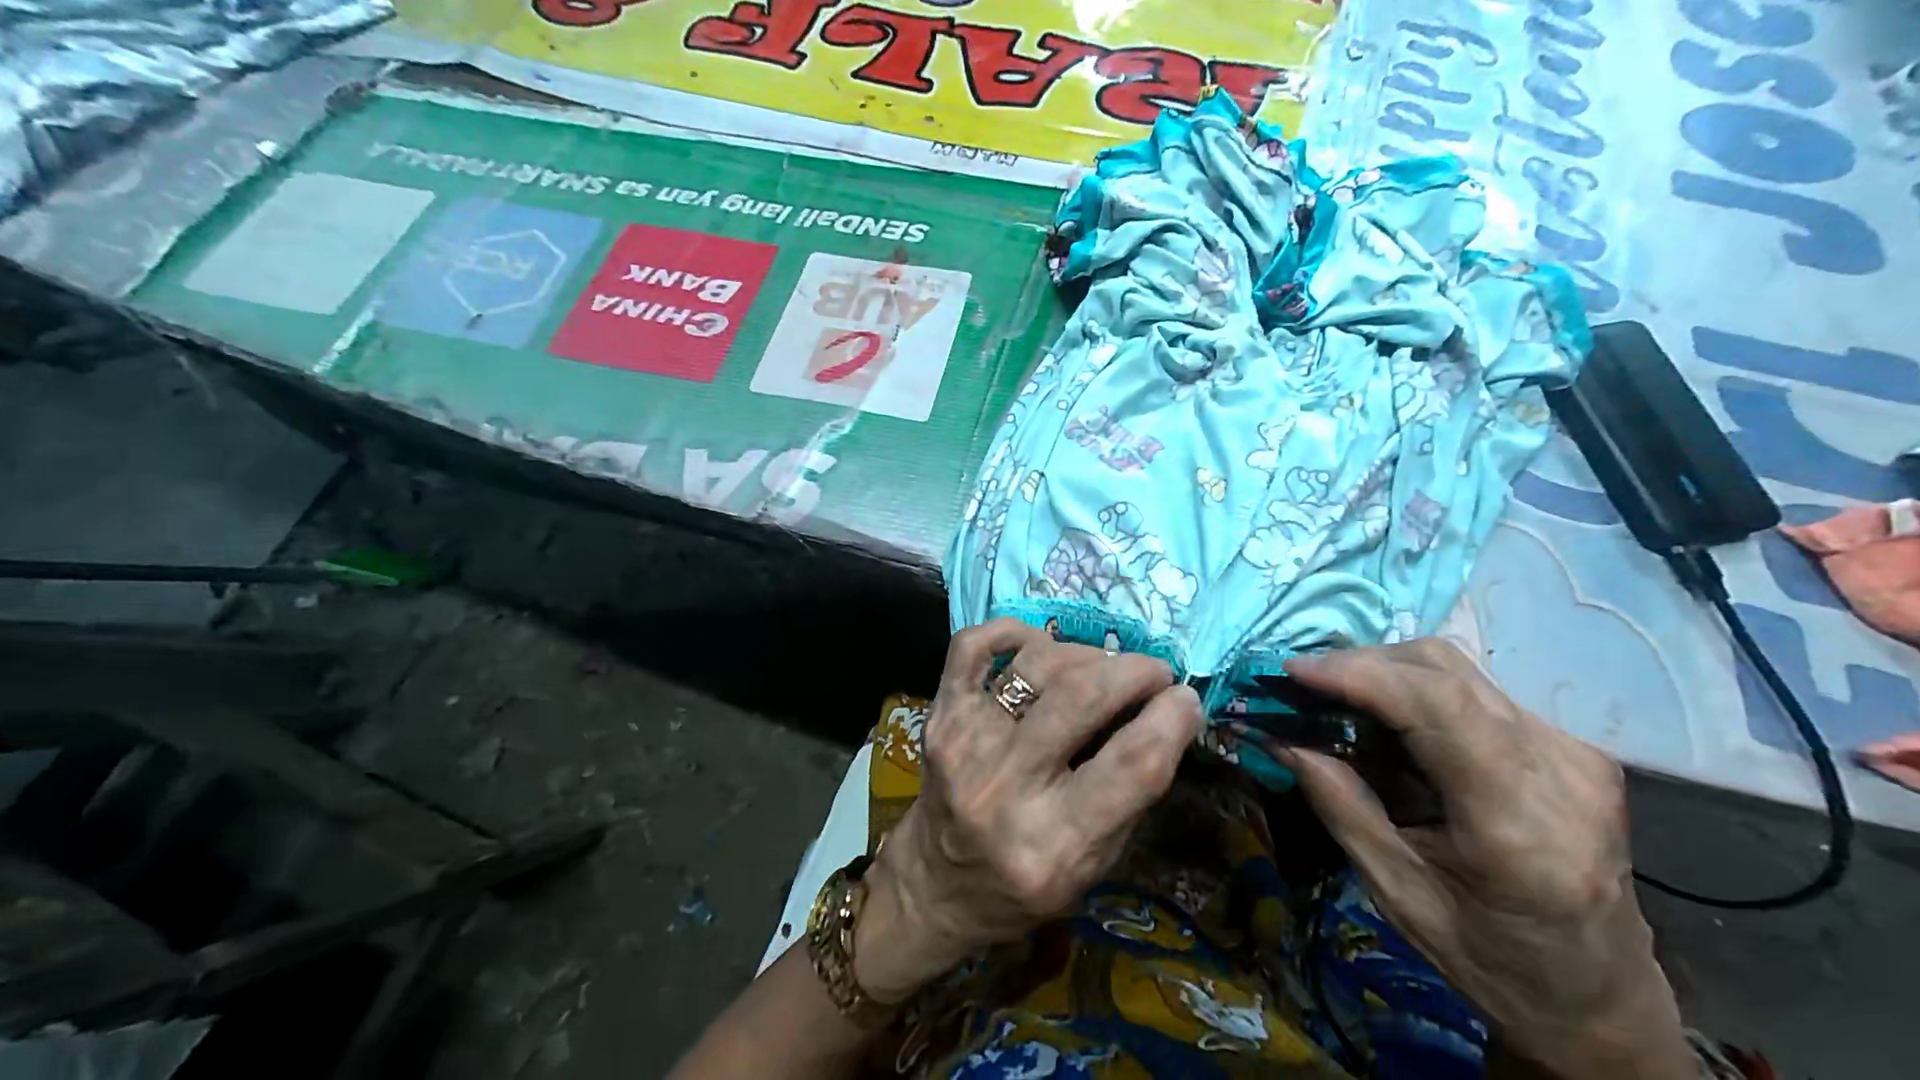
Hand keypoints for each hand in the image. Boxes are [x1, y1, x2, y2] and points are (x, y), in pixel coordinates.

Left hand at [852, 618, 1203, 1001]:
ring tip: (1105, 666)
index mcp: (1053, 845)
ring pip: (1037, 664)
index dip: (1171, 720)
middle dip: (1133, 672)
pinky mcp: (939, 715)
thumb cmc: (1024, 884)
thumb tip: (1168, 710)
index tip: (1186, 699)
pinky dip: (1013, 632)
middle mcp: (1004, 788)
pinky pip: (973, 646)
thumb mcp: (1095, 865)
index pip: (1131, 765)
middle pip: (1082, 698)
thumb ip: (1131, 792)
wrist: (937, 883)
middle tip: (1154, 672)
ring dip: (1086, 653)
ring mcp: (964, 744)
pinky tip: (1041, 646)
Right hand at [1282, 640, 1692, 1079]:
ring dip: (1386, 672)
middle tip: (1305, 687)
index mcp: (1517, 825)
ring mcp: (1575, 753)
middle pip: (1445, 672)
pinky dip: (1416, 690)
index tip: (1292, 670)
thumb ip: (1339, 805)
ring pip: (1459, 669)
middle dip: (1362, 665)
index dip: (1360, 673)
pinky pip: (1475, 689)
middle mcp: (1559, 773)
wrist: (1601, 994)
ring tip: (1338, 699)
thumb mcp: (1396, 893)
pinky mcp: (1572, 746)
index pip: (1438, 707)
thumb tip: (1279, 737)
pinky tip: (1390, 721)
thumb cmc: (1490, 959)